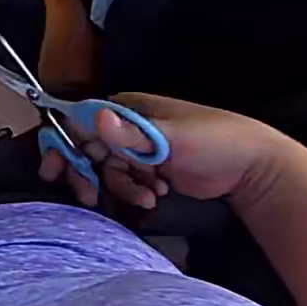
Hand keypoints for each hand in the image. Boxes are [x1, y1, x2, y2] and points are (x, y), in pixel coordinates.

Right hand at [38, 93, 295, 209]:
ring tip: (148, 196)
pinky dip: (134, 192)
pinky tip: (156, 196)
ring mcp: (138, 149)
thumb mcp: (172, 138)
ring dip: (120, 187)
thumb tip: (96, 117)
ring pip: (106, 171)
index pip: (81, 122)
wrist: (252, 168)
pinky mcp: (148, 170)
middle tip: (88, 197)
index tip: (53, 170)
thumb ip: (132, 133)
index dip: (63, 144)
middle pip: (87, 149)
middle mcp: (127, 126)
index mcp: (128, 108)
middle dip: (87, 174)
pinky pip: (125, 182)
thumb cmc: (216, 141)